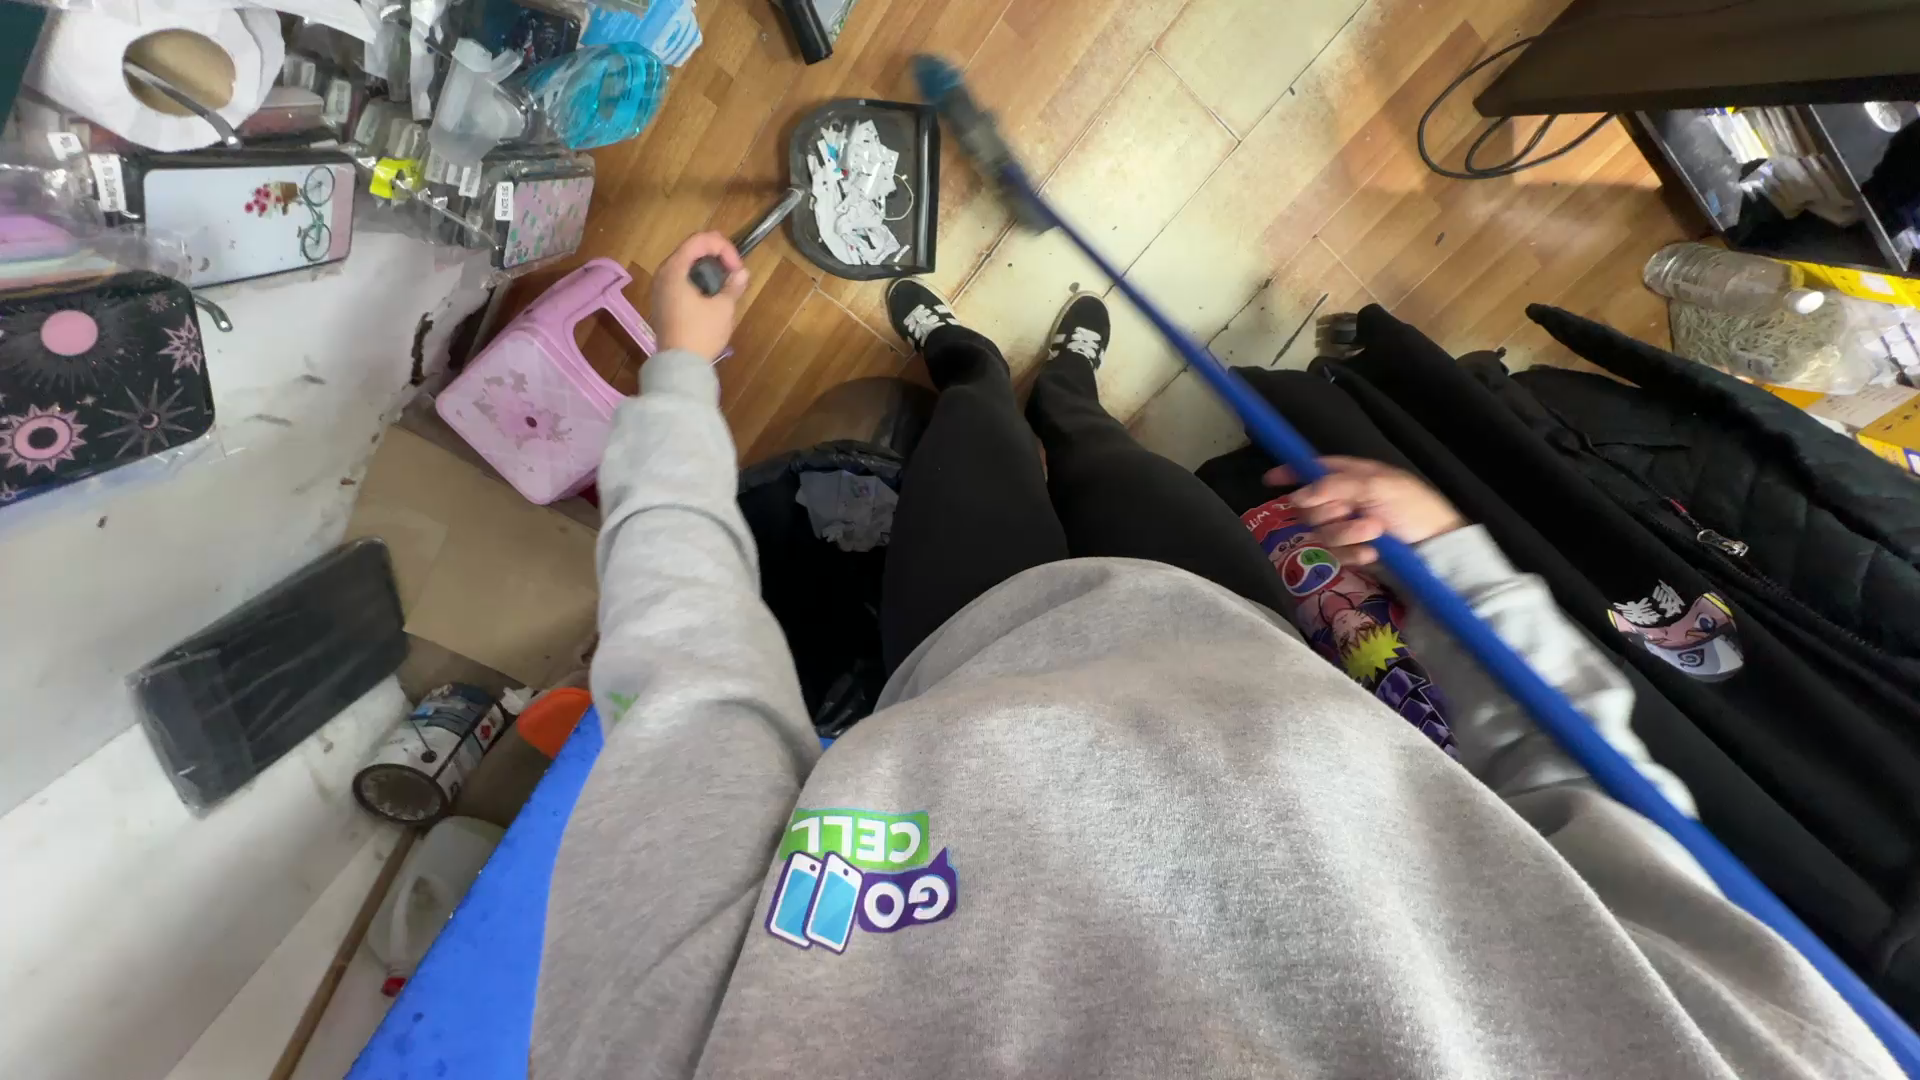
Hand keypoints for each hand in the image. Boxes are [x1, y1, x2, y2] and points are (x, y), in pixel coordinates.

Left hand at [651, 231, 748, 359]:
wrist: (680, 365)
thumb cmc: (701, 333)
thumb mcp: (723, 308)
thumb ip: (733, 286)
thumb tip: (741, 273)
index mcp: (675, 269)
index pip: (700, 240)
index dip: (723, 248)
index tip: (738, 268)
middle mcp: (663, 273)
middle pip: (691, 251)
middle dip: (716, 258)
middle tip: (734, 273)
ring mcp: (660, 288)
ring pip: (686, 267)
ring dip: (708, 270)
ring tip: (725, 286)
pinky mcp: (663, 302)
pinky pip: (681, 282)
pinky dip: (698, 282)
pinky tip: (711, 297)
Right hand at [1265, 456, 1466, 565]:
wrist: (1437, 550)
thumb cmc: (1414, 509)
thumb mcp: (1379, 487)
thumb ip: (1336, 487)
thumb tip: (1296, 496)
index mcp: (1351, 476)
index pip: (1313, 469)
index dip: (1291, 472)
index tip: (1270, 479)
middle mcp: (1344, 500)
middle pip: (1309, 505)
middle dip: (1328, 511)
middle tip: (1350, 511)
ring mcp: (1346, 527)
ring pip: (1320, 531)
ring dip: (1346, 533)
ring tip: (1374, 533)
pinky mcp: (1350, 551)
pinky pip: (1334, 553)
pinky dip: (1353, 553)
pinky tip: (1373, 553)